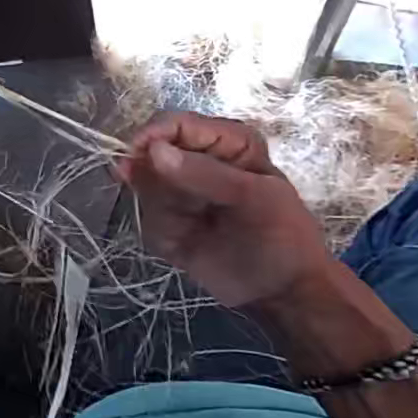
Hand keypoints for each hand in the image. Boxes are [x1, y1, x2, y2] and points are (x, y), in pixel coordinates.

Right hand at [118, 111, 338, 307]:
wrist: (282, 292)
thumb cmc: (281, 236)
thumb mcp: (252, 197)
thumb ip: (202, 173)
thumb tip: (152, 151)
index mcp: (226, 142)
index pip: (178, 124)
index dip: (154, 135)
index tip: (136, 155)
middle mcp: (198, 159)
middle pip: (152, 150)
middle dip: (148, 172)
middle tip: (153, 195)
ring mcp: (179, 189)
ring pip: (144, 182)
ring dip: (156, 204)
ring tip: (184, 225)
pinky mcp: (166, 218)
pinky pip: (145, 212)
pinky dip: (157, 226)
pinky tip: (183, 242)